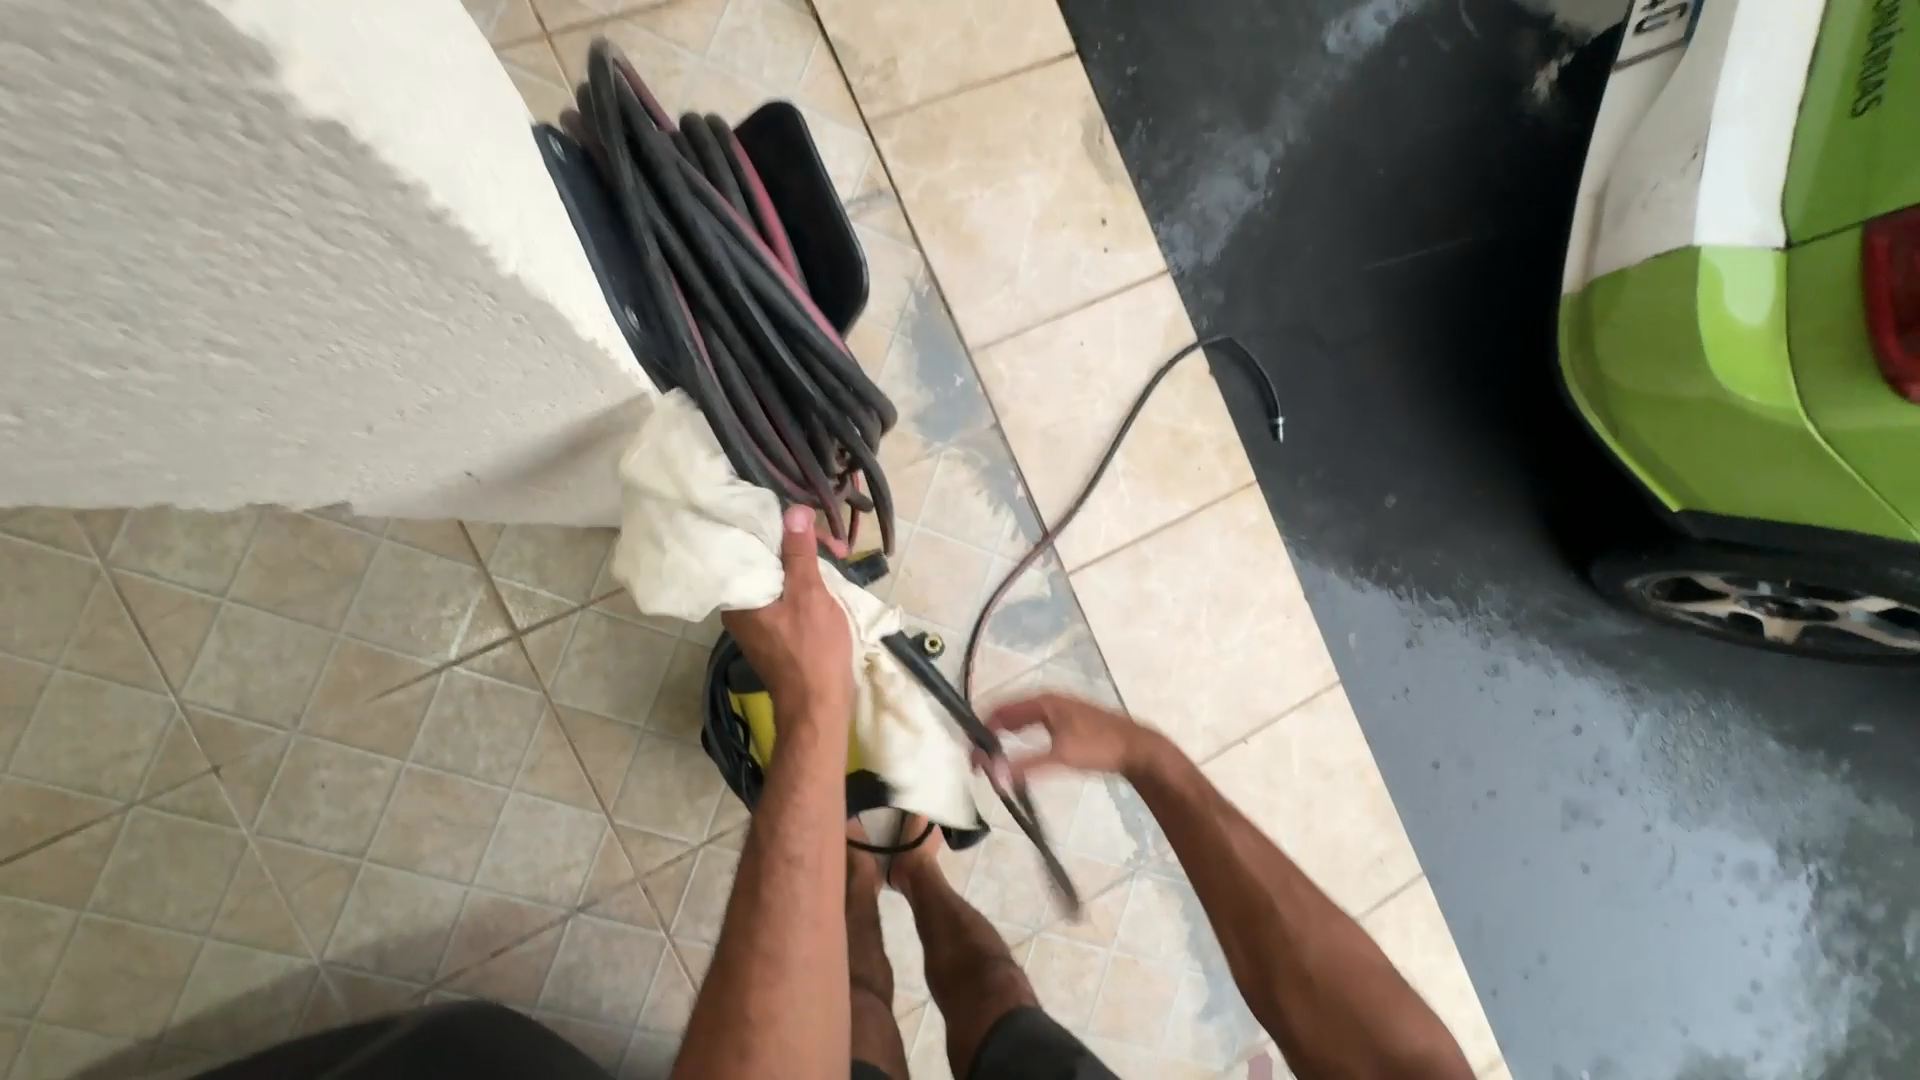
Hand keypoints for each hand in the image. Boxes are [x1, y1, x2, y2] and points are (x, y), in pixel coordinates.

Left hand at [722, 505, 853, 719]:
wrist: (818, 707)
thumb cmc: (813, 650)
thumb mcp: (809, 594)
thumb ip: (799, 552)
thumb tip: (793, 511)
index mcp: (738, 596)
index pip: (753, 546)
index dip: (785, 530)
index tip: (816, 528)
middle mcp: (739, 607)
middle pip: (768, 561)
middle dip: (803, 549)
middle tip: (838, 548)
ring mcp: (756, 622)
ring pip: (780, 579)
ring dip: (808, 567)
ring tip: (839, 560)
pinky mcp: (773, 634)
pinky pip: (786, 598)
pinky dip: (805, 587)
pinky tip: (827, 583)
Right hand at [984, 693, 1163, 783]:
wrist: (1138, 748)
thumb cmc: (1099, 746)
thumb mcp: (1060, 757)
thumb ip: (1025, 766)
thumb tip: (993, 775)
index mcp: (1042, 701)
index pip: (999, 710)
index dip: (982, 730)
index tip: (971, 754)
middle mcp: (1046, 700)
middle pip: (1007, 713)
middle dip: (990, 734)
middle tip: (978, 761)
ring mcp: (1057, 710)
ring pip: (1020, 720)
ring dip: (1003, 737)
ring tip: (992, 759)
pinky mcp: (1065, 722)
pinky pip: (1031, 726)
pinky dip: (1018, 738)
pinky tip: (1017, 753)